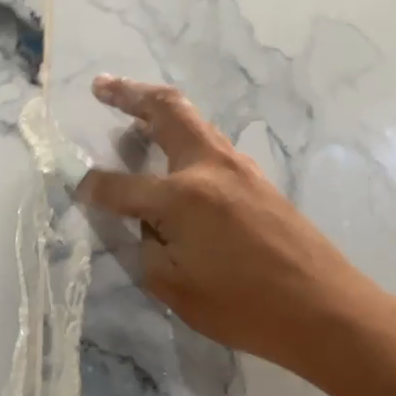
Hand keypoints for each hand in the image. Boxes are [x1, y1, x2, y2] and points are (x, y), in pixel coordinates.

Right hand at [78, 75, 387, 376]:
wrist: (323, 309)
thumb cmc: (241, 306)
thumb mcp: (172, 286)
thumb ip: (145, 246)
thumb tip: (142, 222)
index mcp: (183, 196)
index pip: (121, 185)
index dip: (91, 187)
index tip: (72, 184)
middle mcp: (211, 169)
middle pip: (169, 111)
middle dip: (131, 94)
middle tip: (101, 86)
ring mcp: (241, 171)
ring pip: (195, 124)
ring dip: (161, 114)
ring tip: (132, 118)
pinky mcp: (259, 184)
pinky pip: (212, 147)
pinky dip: (184, 139)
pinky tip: (172, 158)